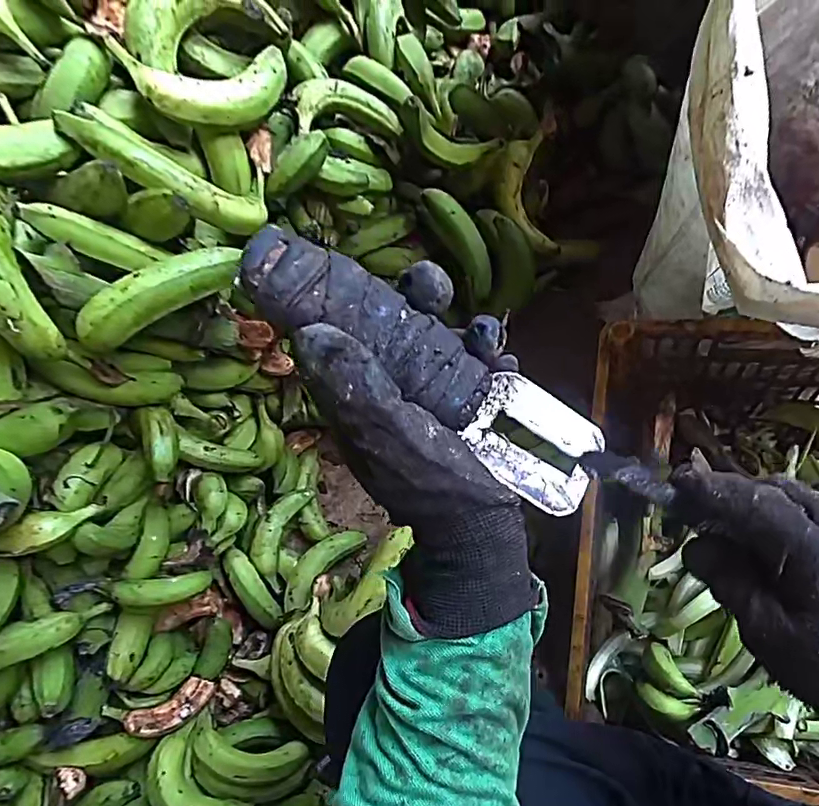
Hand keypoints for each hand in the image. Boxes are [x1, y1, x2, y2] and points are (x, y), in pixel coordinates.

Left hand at [241, 228, 534, 636]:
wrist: (480, 534)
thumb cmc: (436, 492)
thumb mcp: (394, 439)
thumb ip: (360, 390)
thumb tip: (312, 331)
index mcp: (359, 398)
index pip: (333, 335)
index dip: (326, 294)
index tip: (329, 258)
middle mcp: (392, 390)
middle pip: (392, 326)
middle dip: (412, 297)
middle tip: (431, 284)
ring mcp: (432, 398)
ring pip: (440, 340)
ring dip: (463, 326)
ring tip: (485, 335)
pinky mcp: (468, 407)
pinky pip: (477, 368)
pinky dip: (492, 360)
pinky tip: (506, 365)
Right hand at [671, 469, 818, 784]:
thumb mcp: (763, 629)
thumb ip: (730, 580)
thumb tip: (695, 545)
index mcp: (815, 553)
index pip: (756, 505)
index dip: (714, 491)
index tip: (678, 481)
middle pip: (776, 491)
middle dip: (731, 490)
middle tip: (690, 497)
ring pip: (795, 496)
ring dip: (753, 498)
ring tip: (716, 513)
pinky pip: (808, 512)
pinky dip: (775, 511)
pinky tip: (753, 530)